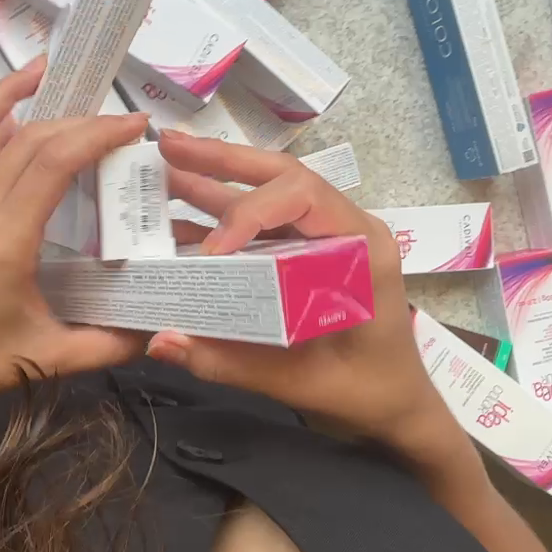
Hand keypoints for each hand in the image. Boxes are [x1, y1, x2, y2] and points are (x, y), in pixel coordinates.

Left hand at [0, 57, 152, 412]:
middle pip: (29, 143)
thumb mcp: (49, 360)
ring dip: (20, 96)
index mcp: (3, 244)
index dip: (95, 136)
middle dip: (81, 122)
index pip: (51, 167)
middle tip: (125, 122)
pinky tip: (13, 104)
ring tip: (55, 71)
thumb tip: (159, 328)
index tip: (135, 127)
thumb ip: (108, 345)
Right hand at [147, 131, 468, 469]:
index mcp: (359, 246)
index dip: (248, 211)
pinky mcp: (300, 254)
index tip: (210, 253)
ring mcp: (319, 239)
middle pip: (278, 176)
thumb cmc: (363, 391)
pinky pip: (257, 225)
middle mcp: (341, 229)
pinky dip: (214, 218)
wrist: (392, 406)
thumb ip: (228, 362)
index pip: (302, 195)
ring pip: (264, 192)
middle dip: (220, 160)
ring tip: (161, 163)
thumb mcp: (298, 383)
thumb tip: (159, 342)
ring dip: (211, 178)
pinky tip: (173, 217)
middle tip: (167, 146)